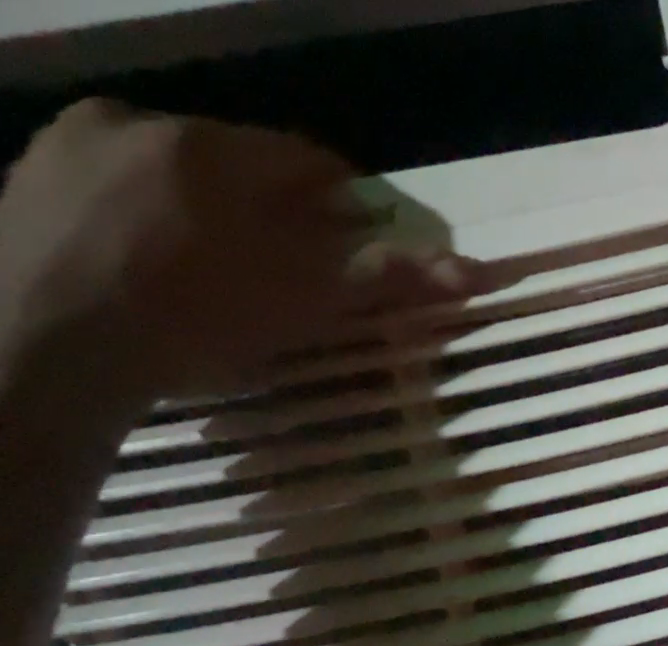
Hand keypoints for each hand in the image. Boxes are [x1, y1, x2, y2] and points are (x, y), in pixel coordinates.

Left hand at [0, 99, 477, 405]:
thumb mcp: (306, 298)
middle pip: (241, 165)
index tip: (355, 248)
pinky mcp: (22, 182)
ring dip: (211, 214)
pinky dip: (148, 220)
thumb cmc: (192, 316)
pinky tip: (155, 270)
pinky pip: (114, 188)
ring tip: (223, 275)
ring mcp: (66, 147)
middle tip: (292, 271)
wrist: (39, 350)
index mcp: (211, 145)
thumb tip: (474, 271)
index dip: (348, 206)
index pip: (312, 160)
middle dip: (276, 211)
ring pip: (176, 174)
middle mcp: (135, 123)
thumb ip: (386, 274)